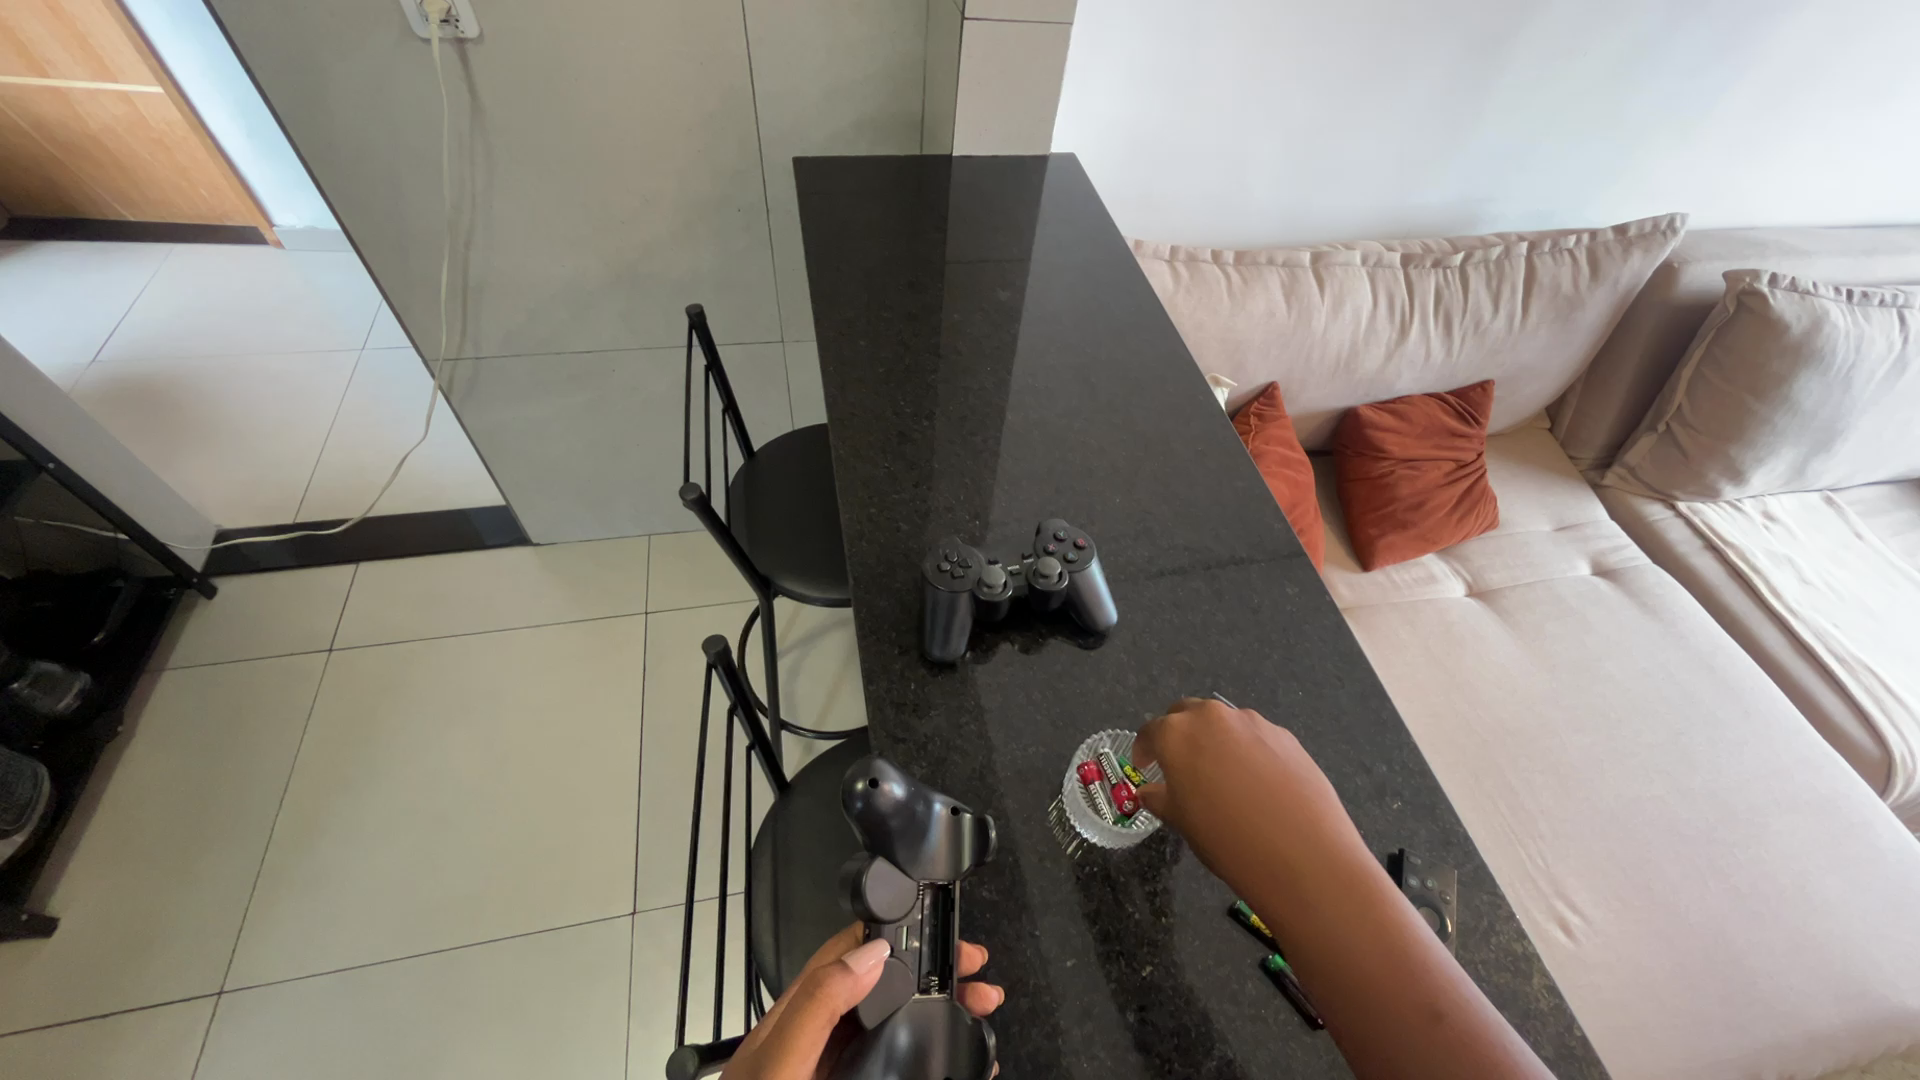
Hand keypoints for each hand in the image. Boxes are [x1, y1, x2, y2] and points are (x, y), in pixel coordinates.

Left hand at [723, 923, 1002, 1079]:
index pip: (850, 954)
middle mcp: (822, 1038)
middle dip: (934, 976)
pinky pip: (902, 1067)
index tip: (942, 936)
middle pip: (886, 989)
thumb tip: (872, 951)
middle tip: (979, 979)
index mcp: (799, 1014)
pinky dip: (936, 1056)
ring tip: (983, 1015)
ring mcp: (842, 1069)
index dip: (898, 936)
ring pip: (899, 1027)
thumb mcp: (779, 1063)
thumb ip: (819, 1005)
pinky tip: (963, 1062)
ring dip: (943, 1013)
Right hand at [1130, 697, 1370, 898]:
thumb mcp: (1181, 822)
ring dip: (1215, 740)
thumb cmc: (1226, 838)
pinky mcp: (1285, 736)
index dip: (1143, 750)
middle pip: (1186, 714)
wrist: (1303, 854)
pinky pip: (1255, 737)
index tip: (1144, 766)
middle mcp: (1212, 717)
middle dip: (1179, 734)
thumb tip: (1150, 791)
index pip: (1150, 732)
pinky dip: (1248, 751)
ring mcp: (1252, 723)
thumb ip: (1160, 798)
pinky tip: (1258, 784)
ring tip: (1223, 776)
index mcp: (1176, 734)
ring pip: (1224, 723)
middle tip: (1181, 765)